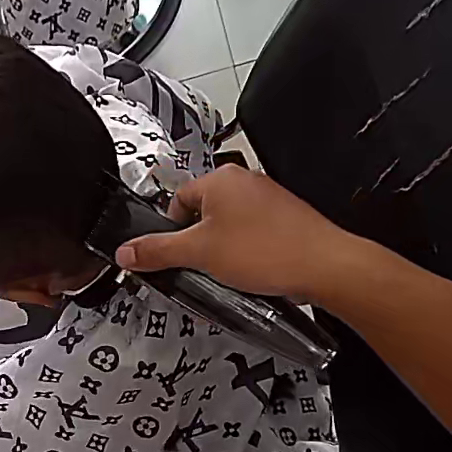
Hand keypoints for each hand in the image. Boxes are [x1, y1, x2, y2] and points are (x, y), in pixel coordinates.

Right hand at [113, 165, 367, 299]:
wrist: (323, 266)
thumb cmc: (271, 251)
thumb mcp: (200, 254)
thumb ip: (158, 251)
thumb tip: (128, 252)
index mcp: (219, 179)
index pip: (176, 200)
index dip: (169, 231)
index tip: (169, 254)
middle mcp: (245, 182)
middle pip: (202, 214)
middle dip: (198, 243)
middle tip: (201, 267)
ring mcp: (267, 200)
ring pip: (228, 226)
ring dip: (223, 250)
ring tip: (231, 272)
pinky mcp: (284, 220)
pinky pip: (252, 235)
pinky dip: (247, 253)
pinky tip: (252, 272)